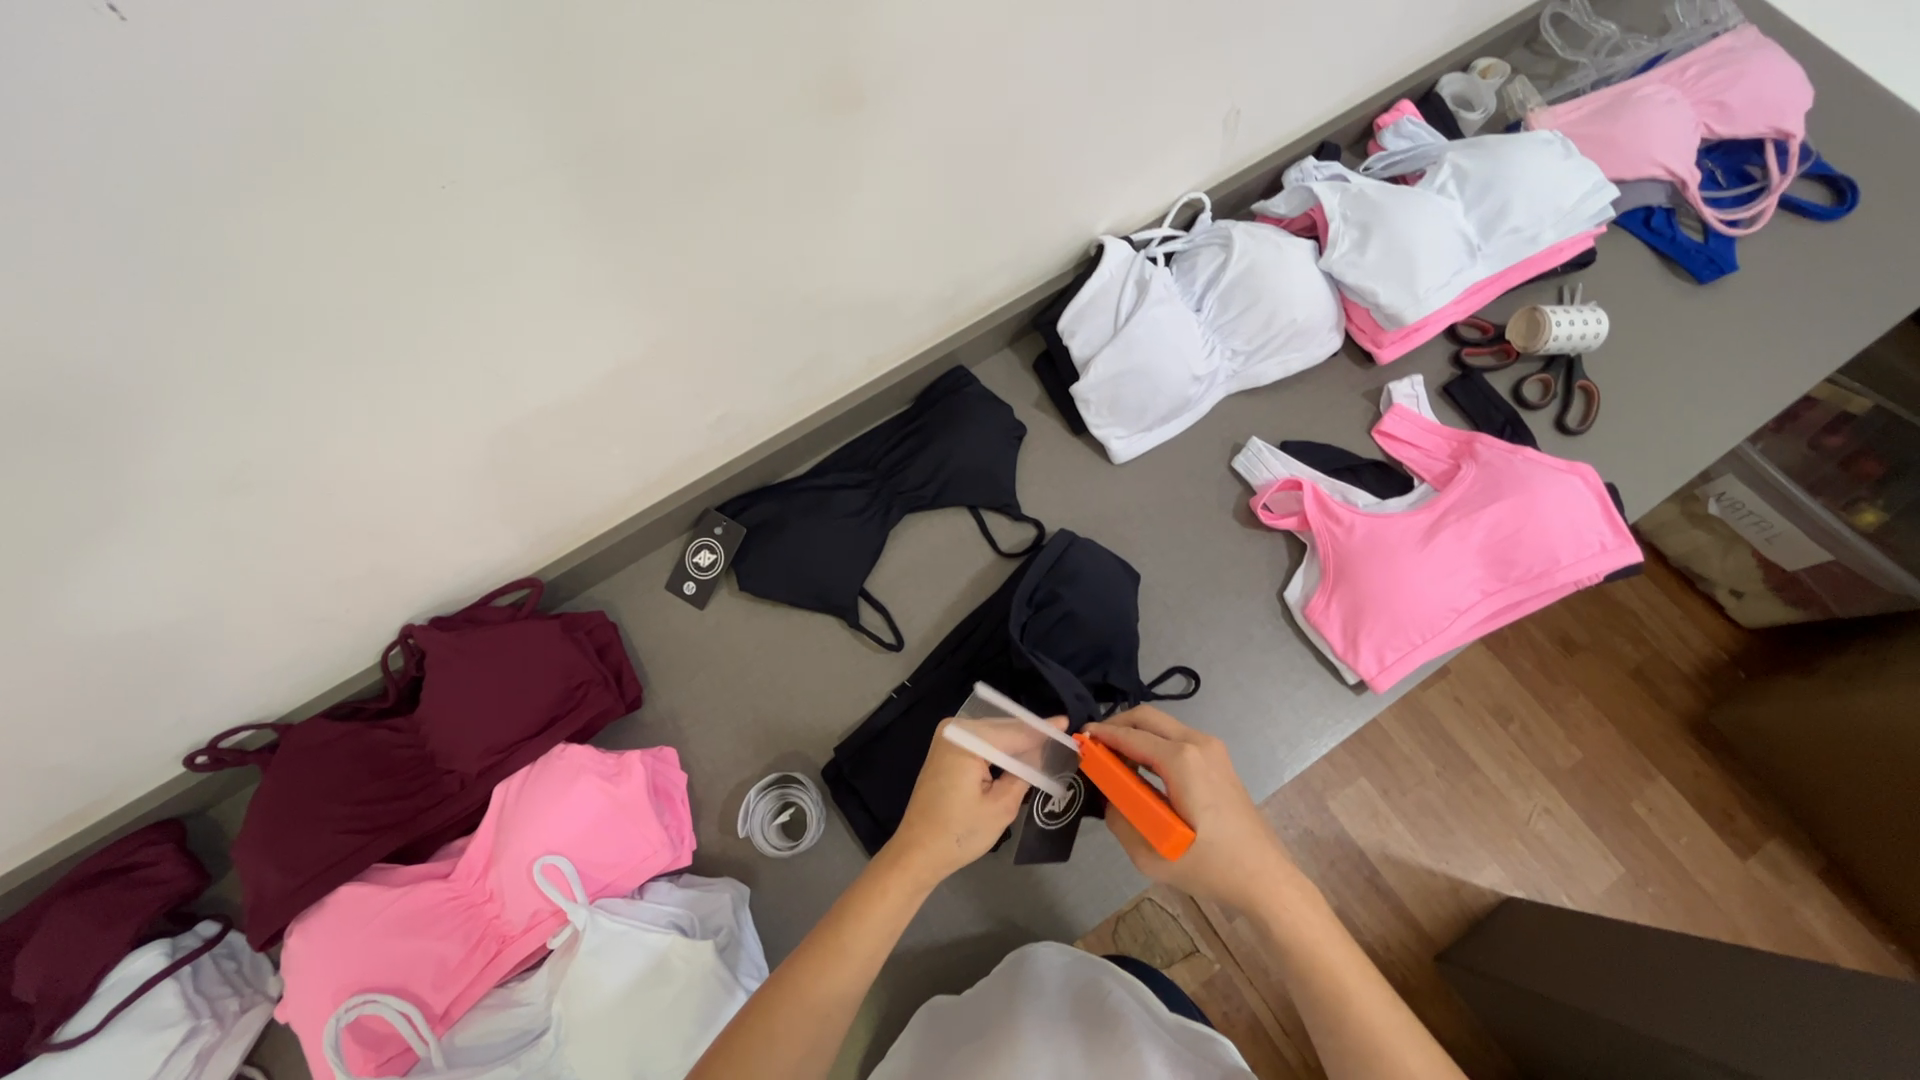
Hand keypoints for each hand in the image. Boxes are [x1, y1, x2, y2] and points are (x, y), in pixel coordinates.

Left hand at [877, 717, 1044, 888]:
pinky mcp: (945, 750)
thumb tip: (1040, 756)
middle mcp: (954, 730)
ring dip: (1016, 742)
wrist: (917, 852)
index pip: (1014, 732)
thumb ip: (1023, 774)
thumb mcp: (1001, 806)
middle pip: (1002, 728)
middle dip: (1030, 734)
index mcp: (966, 741)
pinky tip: (1019, 754)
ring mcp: (946, 738)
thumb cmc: (959, 834)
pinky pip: (980, 743)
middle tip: (1060, 735)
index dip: (1042, 730)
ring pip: (992, 734)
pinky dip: (1000, 749)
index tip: (1066, 724)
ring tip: (1047, 745)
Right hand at [1085, 705, 1306, 913]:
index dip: (1100, 737)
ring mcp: (1212, 749)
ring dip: (1134, 734)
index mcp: (1182, 760)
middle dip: (1115, 726)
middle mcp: (1198, 743)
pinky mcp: (1218, 759)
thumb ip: (1120, 820)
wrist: (1265, 877)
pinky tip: (1140, 770)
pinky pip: (1176, 738)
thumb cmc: (1211, 867)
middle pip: (1146, 717)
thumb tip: (1108, 797)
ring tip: (1112, 761)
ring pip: (1162, 725)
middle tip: (1093, 748)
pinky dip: (1152, 744)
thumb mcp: (1152, 855)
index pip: (1130, 736)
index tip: (1077, 742)